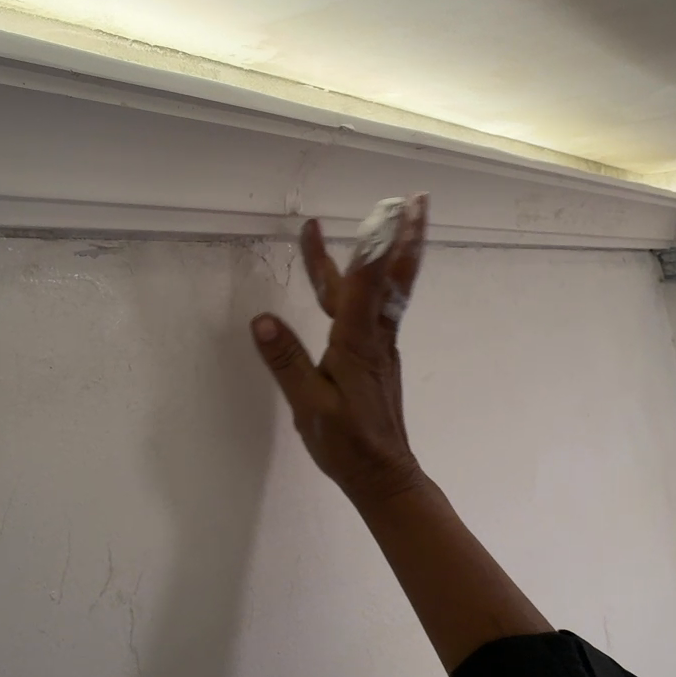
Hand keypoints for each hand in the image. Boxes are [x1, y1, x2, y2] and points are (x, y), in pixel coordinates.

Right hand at [250, 192, 429, 501]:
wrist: (385, 476)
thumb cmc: (346, 444)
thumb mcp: (309, 406)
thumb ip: (286, 363)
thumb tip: (262, 319)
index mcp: (358, 343)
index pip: (364, 285)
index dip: (371, 246)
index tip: (382, 211)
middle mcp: (375, 334)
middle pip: (388, 277)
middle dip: (399, 236)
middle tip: (413, 200)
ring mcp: (379, 342)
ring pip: (387, 286)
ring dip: (393, 249)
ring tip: (394, 218)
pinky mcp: (376, 351)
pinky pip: (379, 301)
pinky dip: (378, 274)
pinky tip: (366, 270)